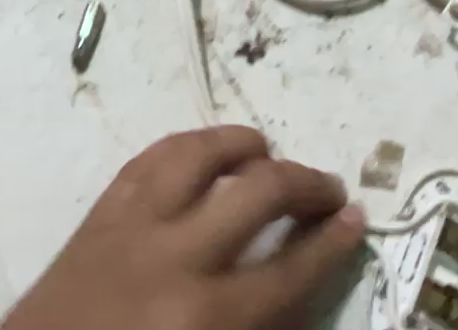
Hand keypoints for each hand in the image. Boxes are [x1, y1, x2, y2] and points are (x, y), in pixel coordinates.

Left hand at [1, 126, 366, 329]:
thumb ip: (258, 325)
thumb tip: (298, 283)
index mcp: (203, 320)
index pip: (290, 269)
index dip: (332, 241)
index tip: (357, 217)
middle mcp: (175, 260)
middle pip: (261, 192)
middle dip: (307, 183)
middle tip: (327, 191)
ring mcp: (133, 226)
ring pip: (203, 153)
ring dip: (244, 146)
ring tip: (266, 154)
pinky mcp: (101, 211)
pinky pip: (153, 156)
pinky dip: (190, 147)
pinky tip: (206, 153)